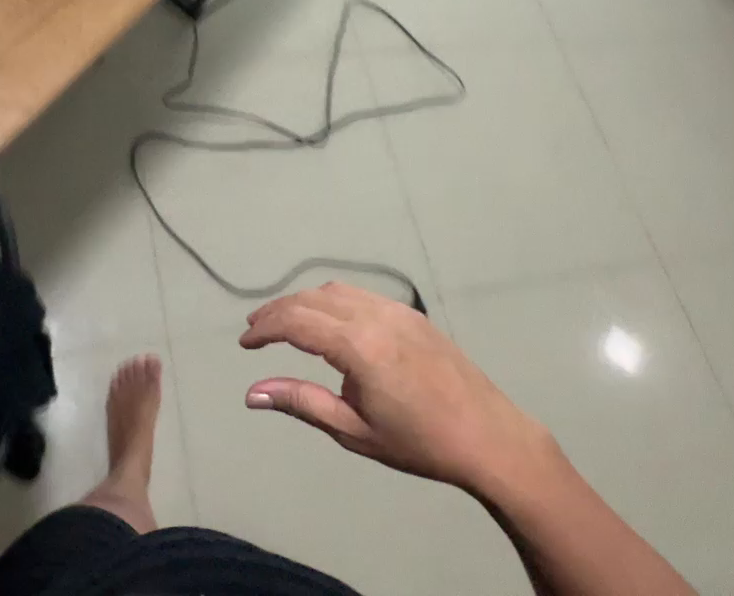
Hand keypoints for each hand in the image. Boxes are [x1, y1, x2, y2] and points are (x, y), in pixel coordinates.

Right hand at [239, 283, 558, 494]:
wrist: (489, 436)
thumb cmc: (419, 442)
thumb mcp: (354, 431)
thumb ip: (301, 403)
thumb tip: (252, 393)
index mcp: (359, 346)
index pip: (296, 321)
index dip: (265, 328)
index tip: (244, 343)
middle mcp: (375, 316)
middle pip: (311, 298)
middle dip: (278, 310)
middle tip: (255, 330)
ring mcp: (396, 310)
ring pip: (336, 290)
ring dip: (303, 302)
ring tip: (283, 323)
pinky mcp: (411, 314)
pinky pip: (360, 295)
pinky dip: (330, 300)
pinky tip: (326, 322)